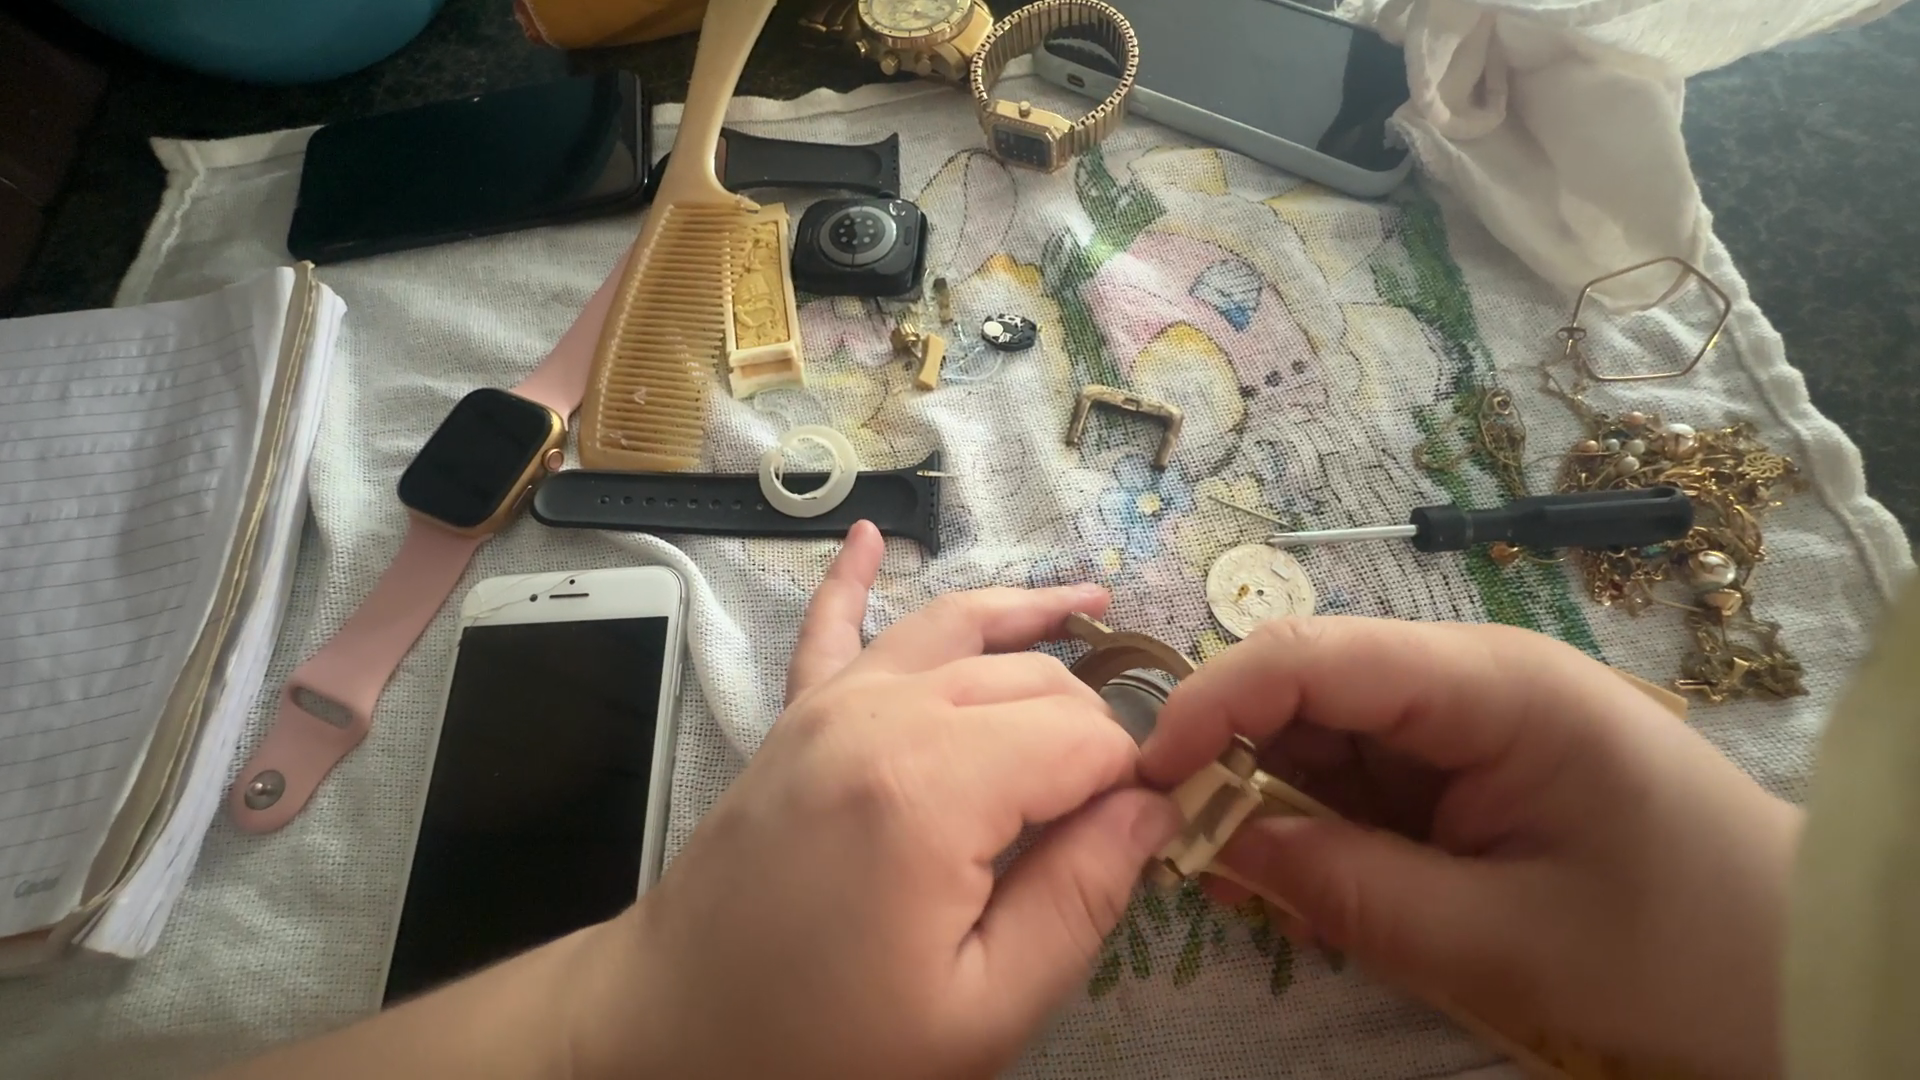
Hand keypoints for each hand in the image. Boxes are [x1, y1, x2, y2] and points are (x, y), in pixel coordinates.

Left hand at [576, 522, 1179, 1078]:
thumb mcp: (984, 1006)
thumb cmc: (828, 1043)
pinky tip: (867, 536)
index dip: (1133, 775)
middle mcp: (885, 712)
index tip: (1152, 822)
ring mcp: (833, 699)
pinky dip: (853, 578)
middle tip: (1118, 786)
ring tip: (1088, 605)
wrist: (673, 1030)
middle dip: (1090, 720)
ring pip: (956, 627)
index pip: (1083, 738)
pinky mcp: (797, 711)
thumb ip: (1081, 894)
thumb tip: (1151, 806)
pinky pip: (831, 626)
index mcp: (934, 786)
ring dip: (1025, 615)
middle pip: (1030, 678)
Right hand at [1141, 617, 1801, 1079]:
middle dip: (1228, 759)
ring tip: (1231, 877)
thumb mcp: (1505, 942)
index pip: (1310, 655)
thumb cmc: (1693, 954)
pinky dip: (1302, 821)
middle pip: (1299, 689)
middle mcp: (1457, 676)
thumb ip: (1344, 888)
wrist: (1828, 977)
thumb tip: (1213, 841)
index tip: (1150, 771)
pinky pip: (1345, 773)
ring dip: (1260, 798)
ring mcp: (1452, 716)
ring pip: (1310, 733)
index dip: (1214, 700)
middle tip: (1183, 843)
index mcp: (1487, 684)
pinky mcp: (1449, 759)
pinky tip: (1285, 875)